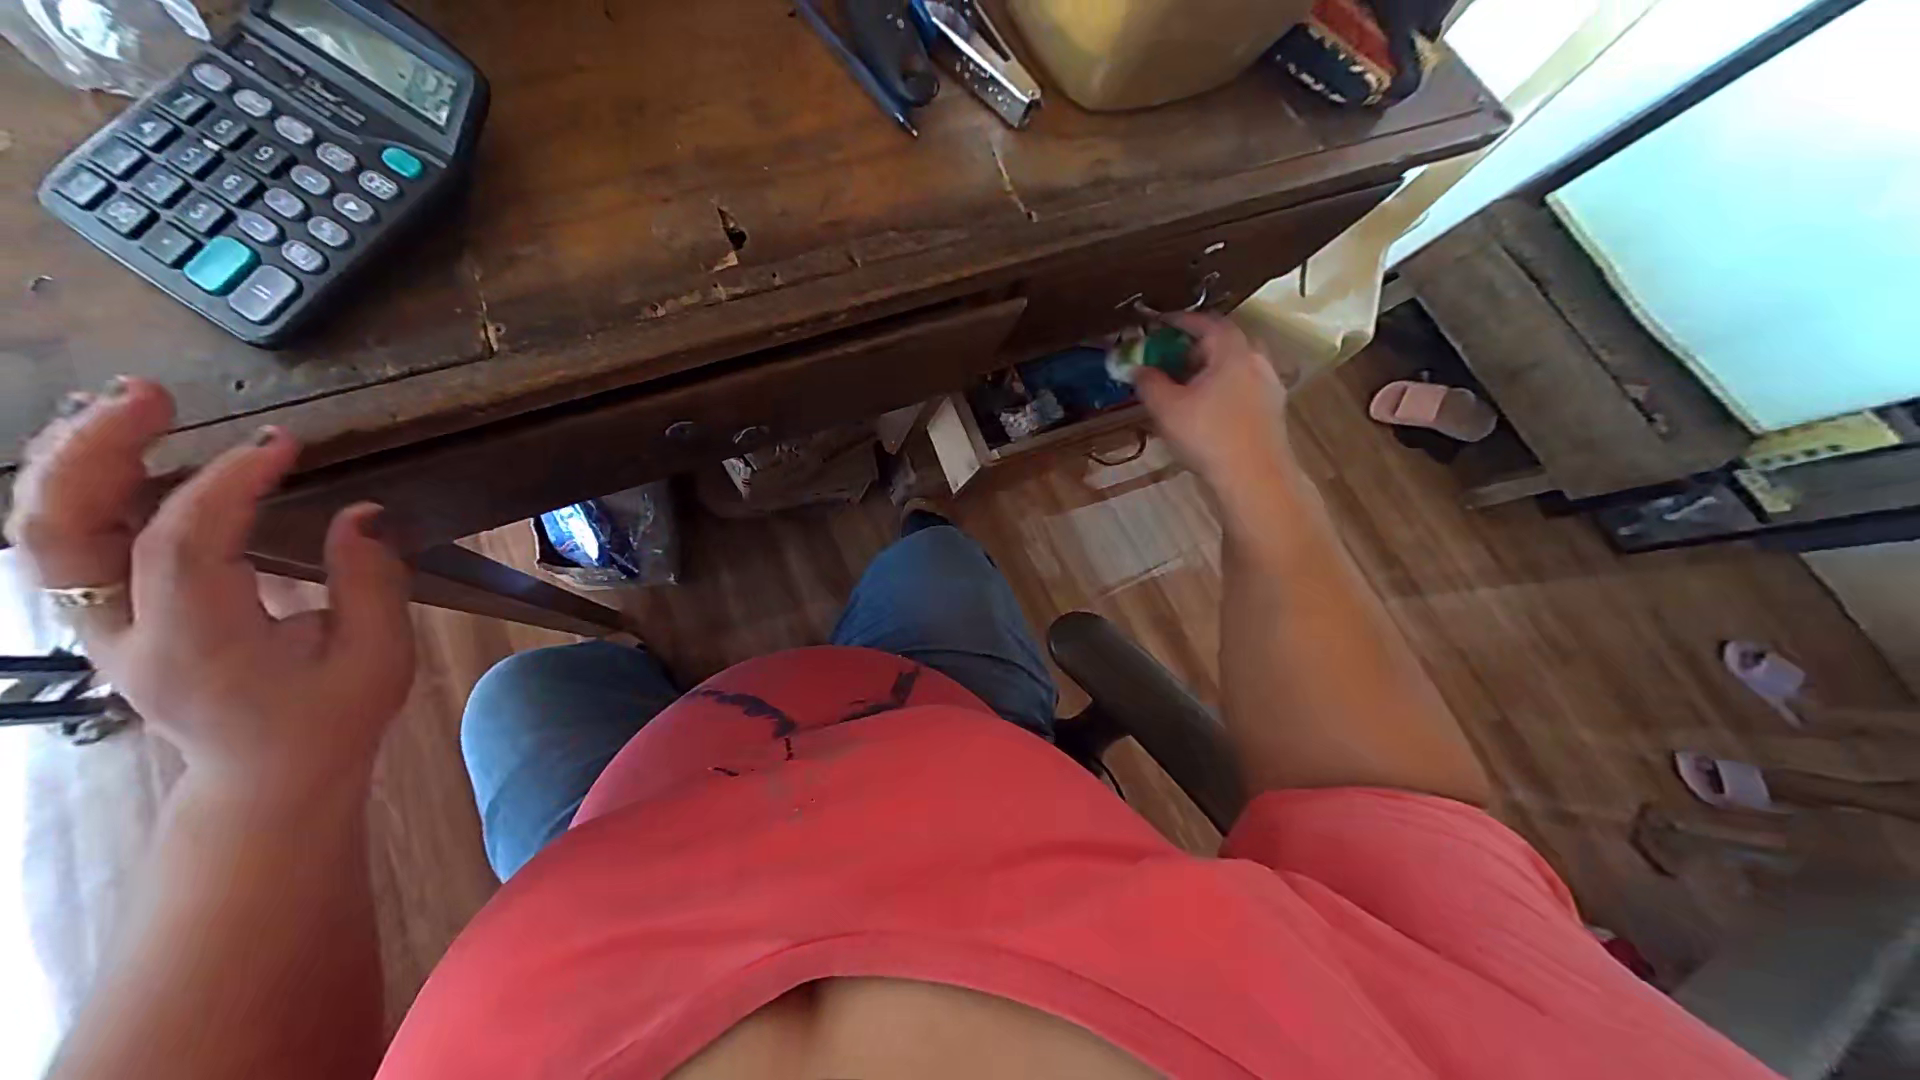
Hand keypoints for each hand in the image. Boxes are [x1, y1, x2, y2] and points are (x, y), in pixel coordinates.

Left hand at [5, 379, 415, 799]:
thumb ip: (371, 582)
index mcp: (201, 647)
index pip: (186, 545)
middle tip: (150, 394)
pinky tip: (126, 450)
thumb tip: (365, 512)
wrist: (269, 775)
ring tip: (129, 405)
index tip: (283, 444)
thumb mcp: (379, 657)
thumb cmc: (333, 718)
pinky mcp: (109, 617)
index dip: (229, 483)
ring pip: (45, 530)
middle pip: (62, 530)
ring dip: (76, 458)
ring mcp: (103, 627)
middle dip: (95, 451)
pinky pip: (70, 542)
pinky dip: (86, 486)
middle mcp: (127, 634)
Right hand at [1133, 312, 1295, 495]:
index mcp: (1232, 351)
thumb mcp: (1166, 408)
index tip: (1158, 324)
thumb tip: (1137, 368)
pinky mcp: (1272, 411)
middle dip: (1195, 346)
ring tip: (1186, 386)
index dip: (1179, 320)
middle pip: (1224, 342)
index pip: (1205, 322)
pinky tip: (1207, 410)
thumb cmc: (1208, 436)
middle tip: (1171, 358)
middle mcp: (1256, 361)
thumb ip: (1148, 381)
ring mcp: (1269, 386)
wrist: (1255, 478)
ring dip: (1210, 369)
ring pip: (1235, 367)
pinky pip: (1243, 387)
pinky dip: (1223, 388)